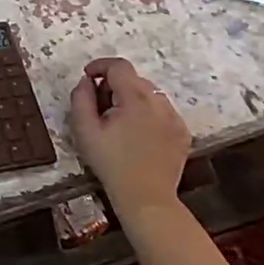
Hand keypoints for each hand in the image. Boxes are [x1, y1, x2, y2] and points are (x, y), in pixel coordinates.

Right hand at [68, 57, 191, 212]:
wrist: (146, 198)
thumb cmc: (111, 164)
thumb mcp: (84, 130)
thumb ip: (81, 98)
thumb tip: (87, 81)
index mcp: (136, 98)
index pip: (119, 66)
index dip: (100, 65)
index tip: (88, 77)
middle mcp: (160, 102)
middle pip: (134, 78)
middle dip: (114, 85)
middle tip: (100, 106)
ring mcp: (175, 117)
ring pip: (149, 94)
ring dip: (132, 98)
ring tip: (119, 121)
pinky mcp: (182, 132)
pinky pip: (162, 111)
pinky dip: (148, 113)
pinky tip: (138, 133)